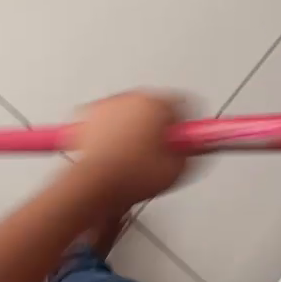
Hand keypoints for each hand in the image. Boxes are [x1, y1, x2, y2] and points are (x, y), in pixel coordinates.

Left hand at [66, 92, 190, 211]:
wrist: (96, 184)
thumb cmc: (130, 176)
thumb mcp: (177, 168)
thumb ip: (188, 149)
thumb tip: (191, 145)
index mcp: (157, 103)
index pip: (182, 104)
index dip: (185, 125)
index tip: (185, 136)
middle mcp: (132, 97)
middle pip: (154, 104)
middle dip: (158, 123)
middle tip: (160, 147)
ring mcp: (109, 104)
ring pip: (130, 110)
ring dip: (135, 124)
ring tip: (135, 152)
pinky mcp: (88, 113)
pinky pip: (108, 118)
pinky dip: (112, 129)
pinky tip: (116, 150)